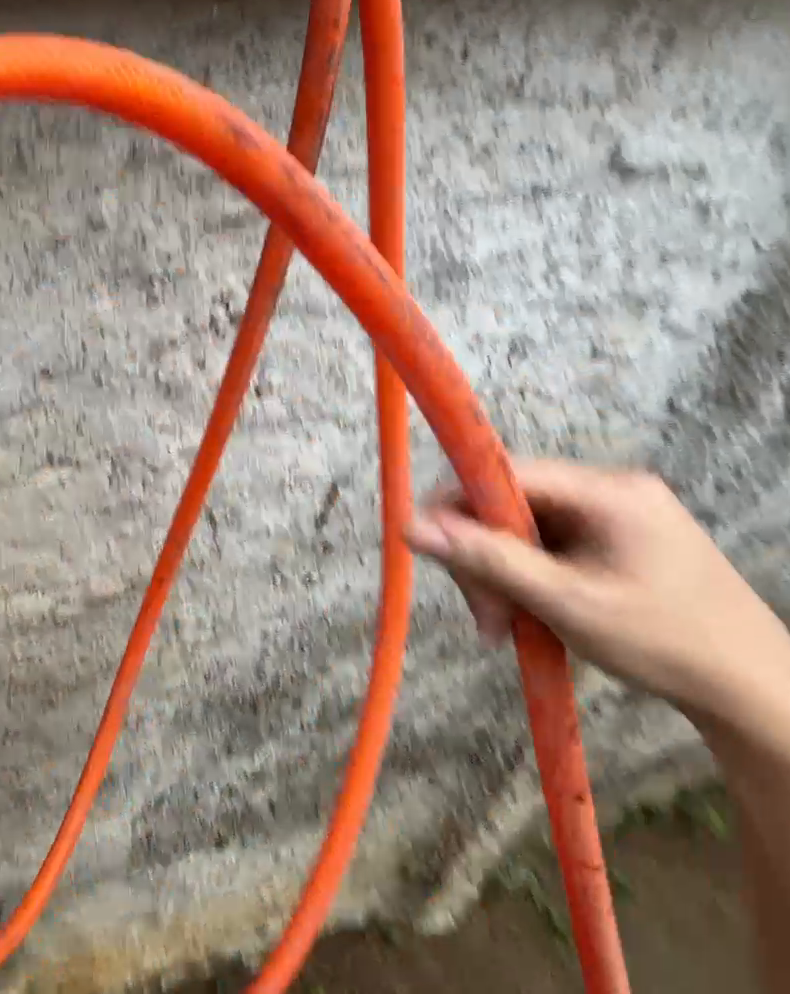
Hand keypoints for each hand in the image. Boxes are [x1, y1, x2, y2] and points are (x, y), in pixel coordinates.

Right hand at [405, 460, 789, 720]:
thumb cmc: (664, 642)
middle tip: (485, 615)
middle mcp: (608, 493)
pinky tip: (524, 616)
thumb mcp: (564, 600)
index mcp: (608, 493)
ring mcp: (611, 518)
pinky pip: (539, 548)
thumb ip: (485, 558)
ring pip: (515, 533)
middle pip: (504, 508)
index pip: (500, 474)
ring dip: (497, 578)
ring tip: (504, 626)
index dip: (453, 506)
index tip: (428, 550)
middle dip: (481, 559)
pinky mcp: (610, 542)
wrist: (753, 689)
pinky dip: (520, 582)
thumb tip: (409, 526)